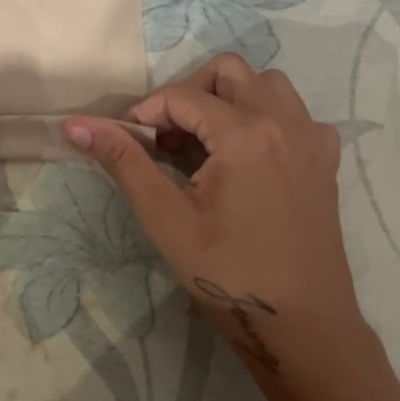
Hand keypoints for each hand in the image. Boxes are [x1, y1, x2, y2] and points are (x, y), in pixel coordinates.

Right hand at [64, 53, 358, 371]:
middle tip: (167, 137)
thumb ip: (123, 161)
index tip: (126, 142)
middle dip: (189, 94)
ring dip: (229, 99)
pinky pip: (293, 114)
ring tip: (205, 144)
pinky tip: (245, 159)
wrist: (303, 329)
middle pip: (227, 71)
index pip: (181, 95)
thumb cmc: (228, 274)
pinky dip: (264, 118)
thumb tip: (74, 124)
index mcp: (245, 134)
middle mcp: (285, 123)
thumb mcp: (165, 217)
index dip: (145, 112)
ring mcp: (312, 140)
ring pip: (265, 85)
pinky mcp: (325, 162)